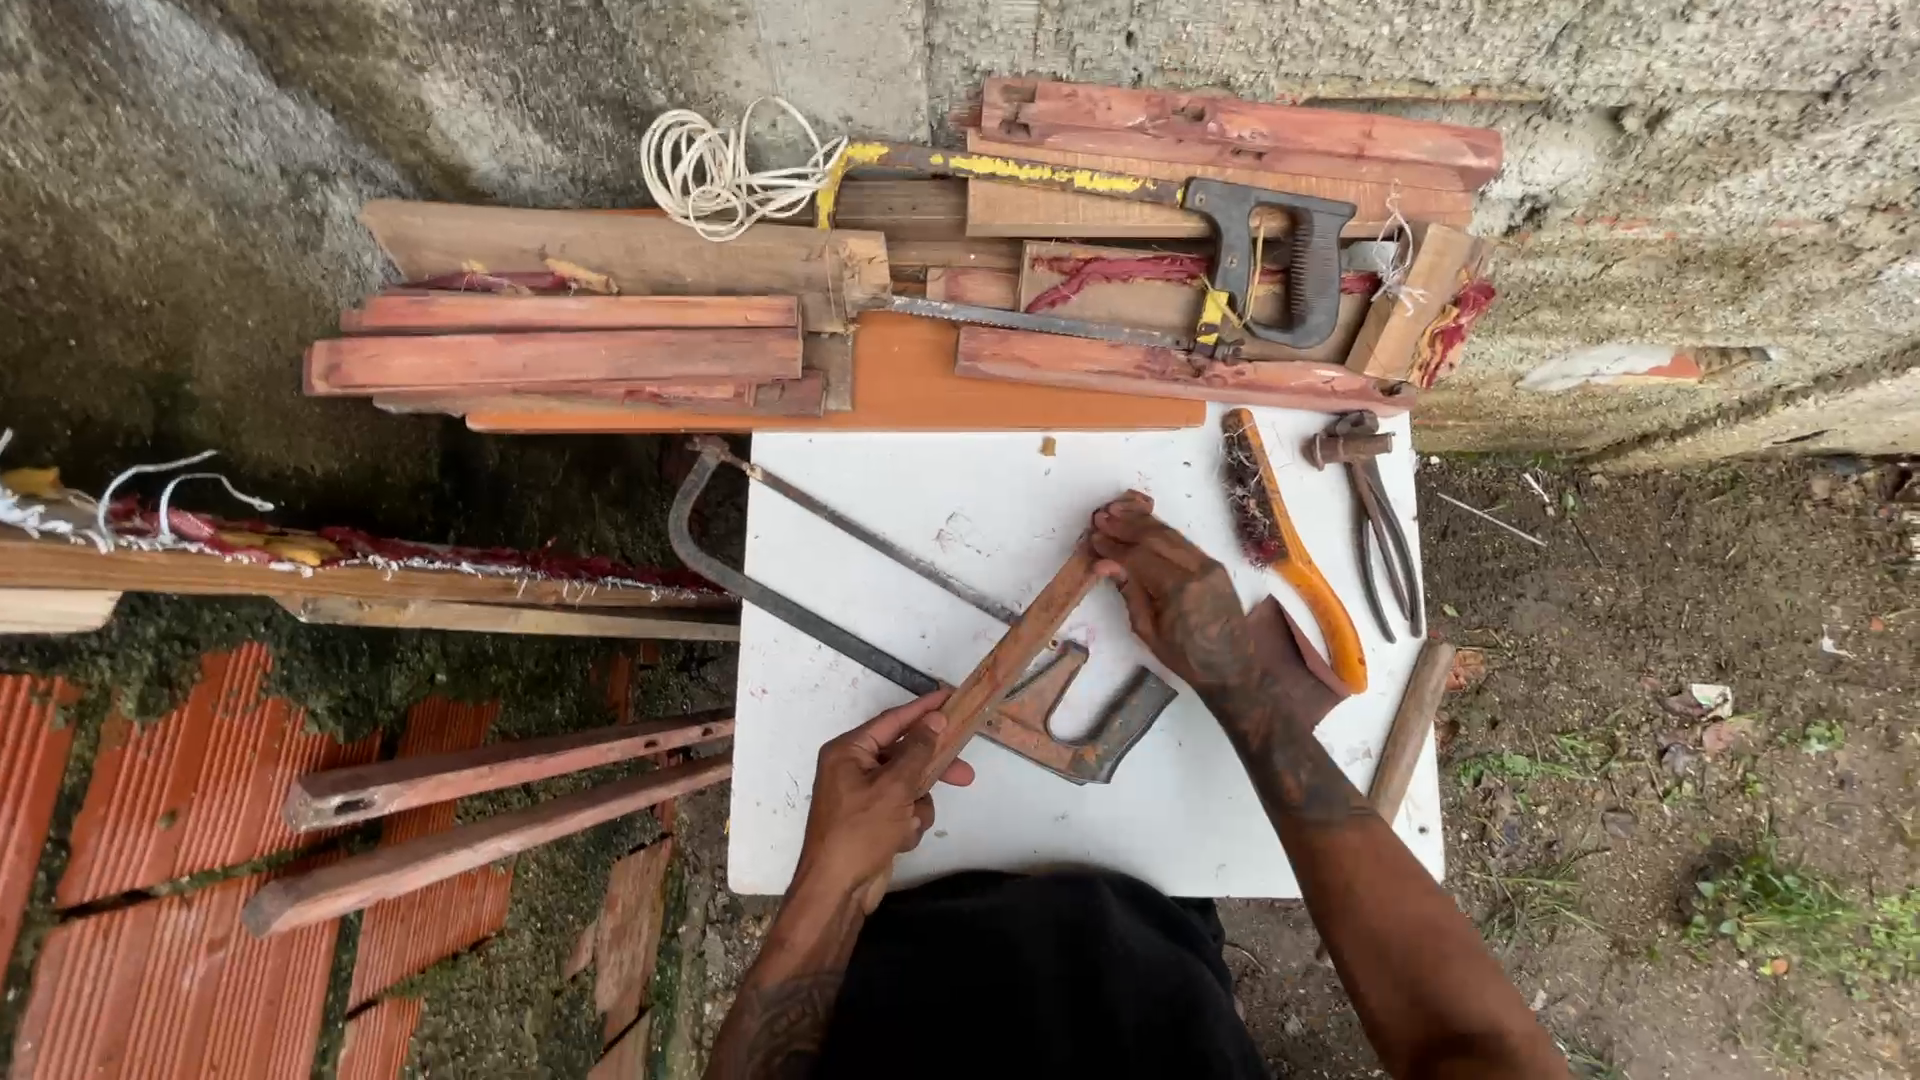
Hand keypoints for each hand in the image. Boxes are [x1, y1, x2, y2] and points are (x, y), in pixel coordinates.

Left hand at [791, 690, 975, 911]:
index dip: (923, 709)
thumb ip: (918, 750)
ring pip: (908, 786)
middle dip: (930, 770)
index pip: (893, 721)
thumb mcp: (894, 787)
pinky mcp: (873, 820)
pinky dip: (907, 823)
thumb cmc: (859, 831)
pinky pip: (903, 809)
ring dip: (917, 805)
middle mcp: (853, 768)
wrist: (837, 891)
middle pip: (904, 756)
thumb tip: (934, 719)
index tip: (950, 697)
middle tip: (964, 771)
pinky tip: (900, 839)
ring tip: (911, 822)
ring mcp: (863, 796)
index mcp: (848, 751)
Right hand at [1090, 491, 1345, 731]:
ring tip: (1117, 511)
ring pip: (1171, 533)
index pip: (1139, 557)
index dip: (1114, 546)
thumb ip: (1129, 592)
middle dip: (1125, 525)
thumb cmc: (1186, 658)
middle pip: (1155, 537)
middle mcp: (1197, 570)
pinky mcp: (1214, 565)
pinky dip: (1161, 529)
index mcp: (1179, 590)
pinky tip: (1143, 521)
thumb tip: (1105, 564)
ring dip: (1142, 520)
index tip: (1094, 539)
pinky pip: (1183, 541)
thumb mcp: (1148, 631)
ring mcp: (1210, 565)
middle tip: (1101, 517)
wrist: (1232, 668)